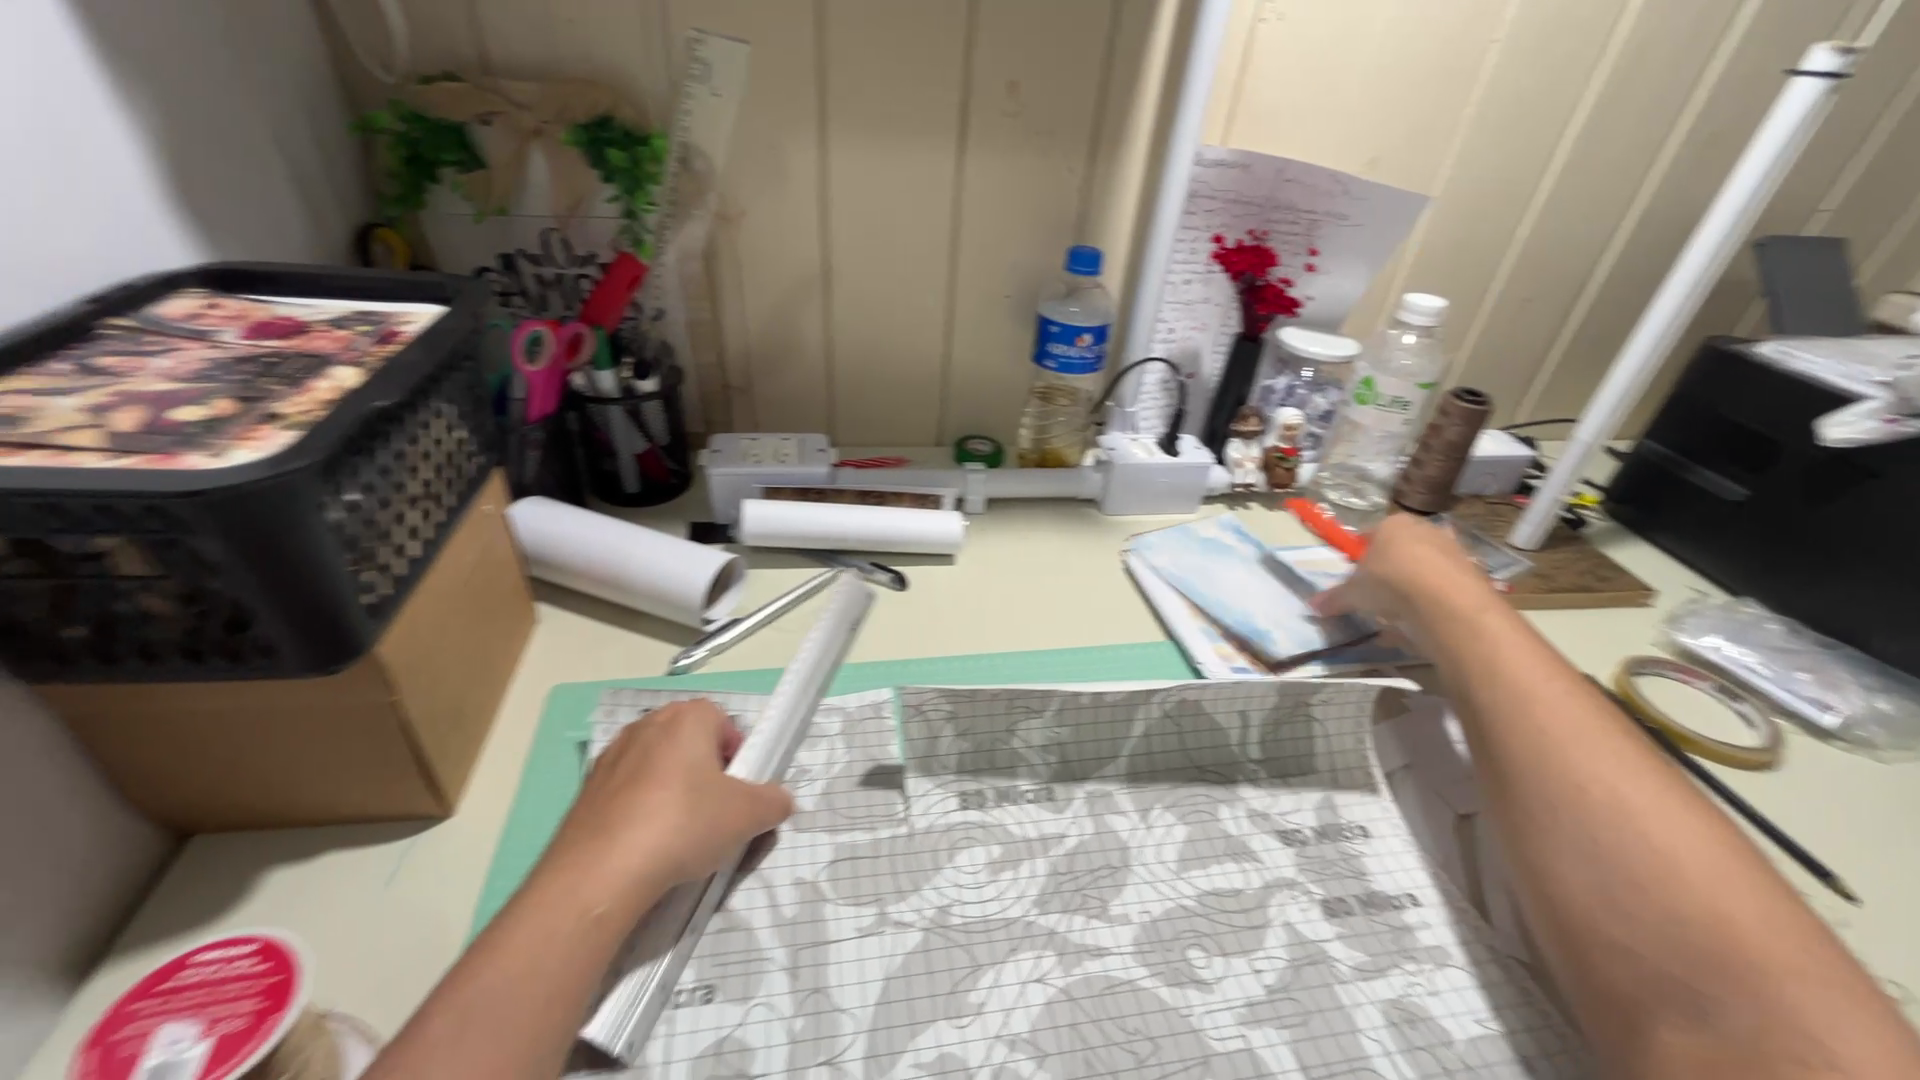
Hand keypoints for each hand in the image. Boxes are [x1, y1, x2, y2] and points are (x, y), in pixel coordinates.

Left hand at [541, 700, 793, 905]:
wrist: (600, 873)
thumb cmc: (683, 826)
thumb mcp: (749, 816)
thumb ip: (774, 801)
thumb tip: (779, 800)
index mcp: (686, 718)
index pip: (723, 722)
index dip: (738, 754)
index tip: (741, 791)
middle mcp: (646, 725)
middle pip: (690, 743)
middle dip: (707, 773)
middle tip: (717, 812)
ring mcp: (612, 757)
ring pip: (658, 769)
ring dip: (674, 793)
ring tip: (682, 836)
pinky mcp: (587, 791)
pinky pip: (629, 794)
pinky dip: (642, 812)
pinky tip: (648, 847)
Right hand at [1309, 512, 1491, 650]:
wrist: (1444, 601)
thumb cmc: (1389, 582)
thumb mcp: (1353, 593)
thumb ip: (1334, 598)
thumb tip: (1314, 606)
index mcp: (1392, 524)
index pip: (1369, 535)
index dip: (1360, 557)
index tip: (1356, 579)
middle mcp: (1424, 528)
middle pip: (1400, 549)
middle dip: (1389, 570)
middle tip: (1378, 596)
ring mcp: (1453, 548)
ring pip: (1425, 567)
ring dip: (1414, 585)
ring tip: (1402, 613)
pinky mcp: (1474, 571)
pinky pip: (1446, 585)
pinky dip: (1435, 599)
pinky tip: (1425, 618)